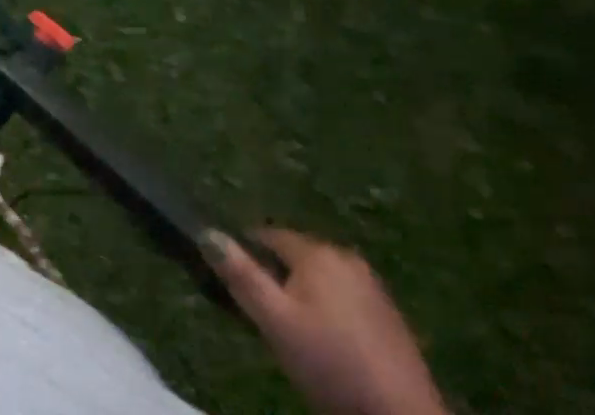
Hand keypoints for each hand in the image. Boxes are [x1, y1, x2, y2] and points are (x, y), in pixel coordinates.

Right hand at [208, 229, 448, 414]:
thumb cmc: (327, 362)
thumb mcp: (273, 319)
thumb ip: (240, 274)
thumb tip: (207, 232)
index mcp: (318, 253)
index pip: (266, 235)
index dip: (244, 253)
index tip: (230, 281)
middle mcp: (348, 260)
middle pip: (294, 256)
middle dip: (272, 274)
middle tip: (258, 310)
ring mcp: (373, 288)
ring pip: (319, 278)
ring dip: (299, 293)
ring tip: (287, 327)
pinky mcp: (388, 316)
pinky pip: (341, 297)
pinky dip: (325, 309)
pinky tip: (322, 340)